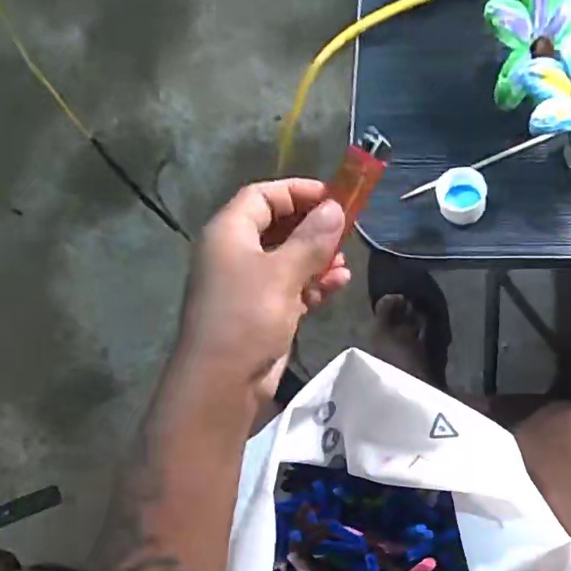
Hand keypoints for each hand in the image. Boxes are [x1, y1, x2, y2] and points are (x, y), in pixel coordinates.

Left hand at [177, 179, 352, 398]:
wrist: (225, 379)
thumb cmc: (247, 316)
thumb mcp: (282, 273)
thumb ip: (311, 240)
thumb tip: (335, 209)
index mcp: (229, 232)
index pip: (262, 196)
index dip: (297, 191)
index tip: (333, 196)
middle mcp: (237, 253)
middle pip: (277, 227)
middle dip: (312, 228)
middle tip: (345, 231)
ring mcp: (250, 285)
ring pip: (288, 259)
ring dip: (318, 258)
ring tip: (345, 264)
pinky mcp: (264, 312)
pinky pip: (292, 287)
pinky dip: (313, 284)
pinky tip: (337, 285)